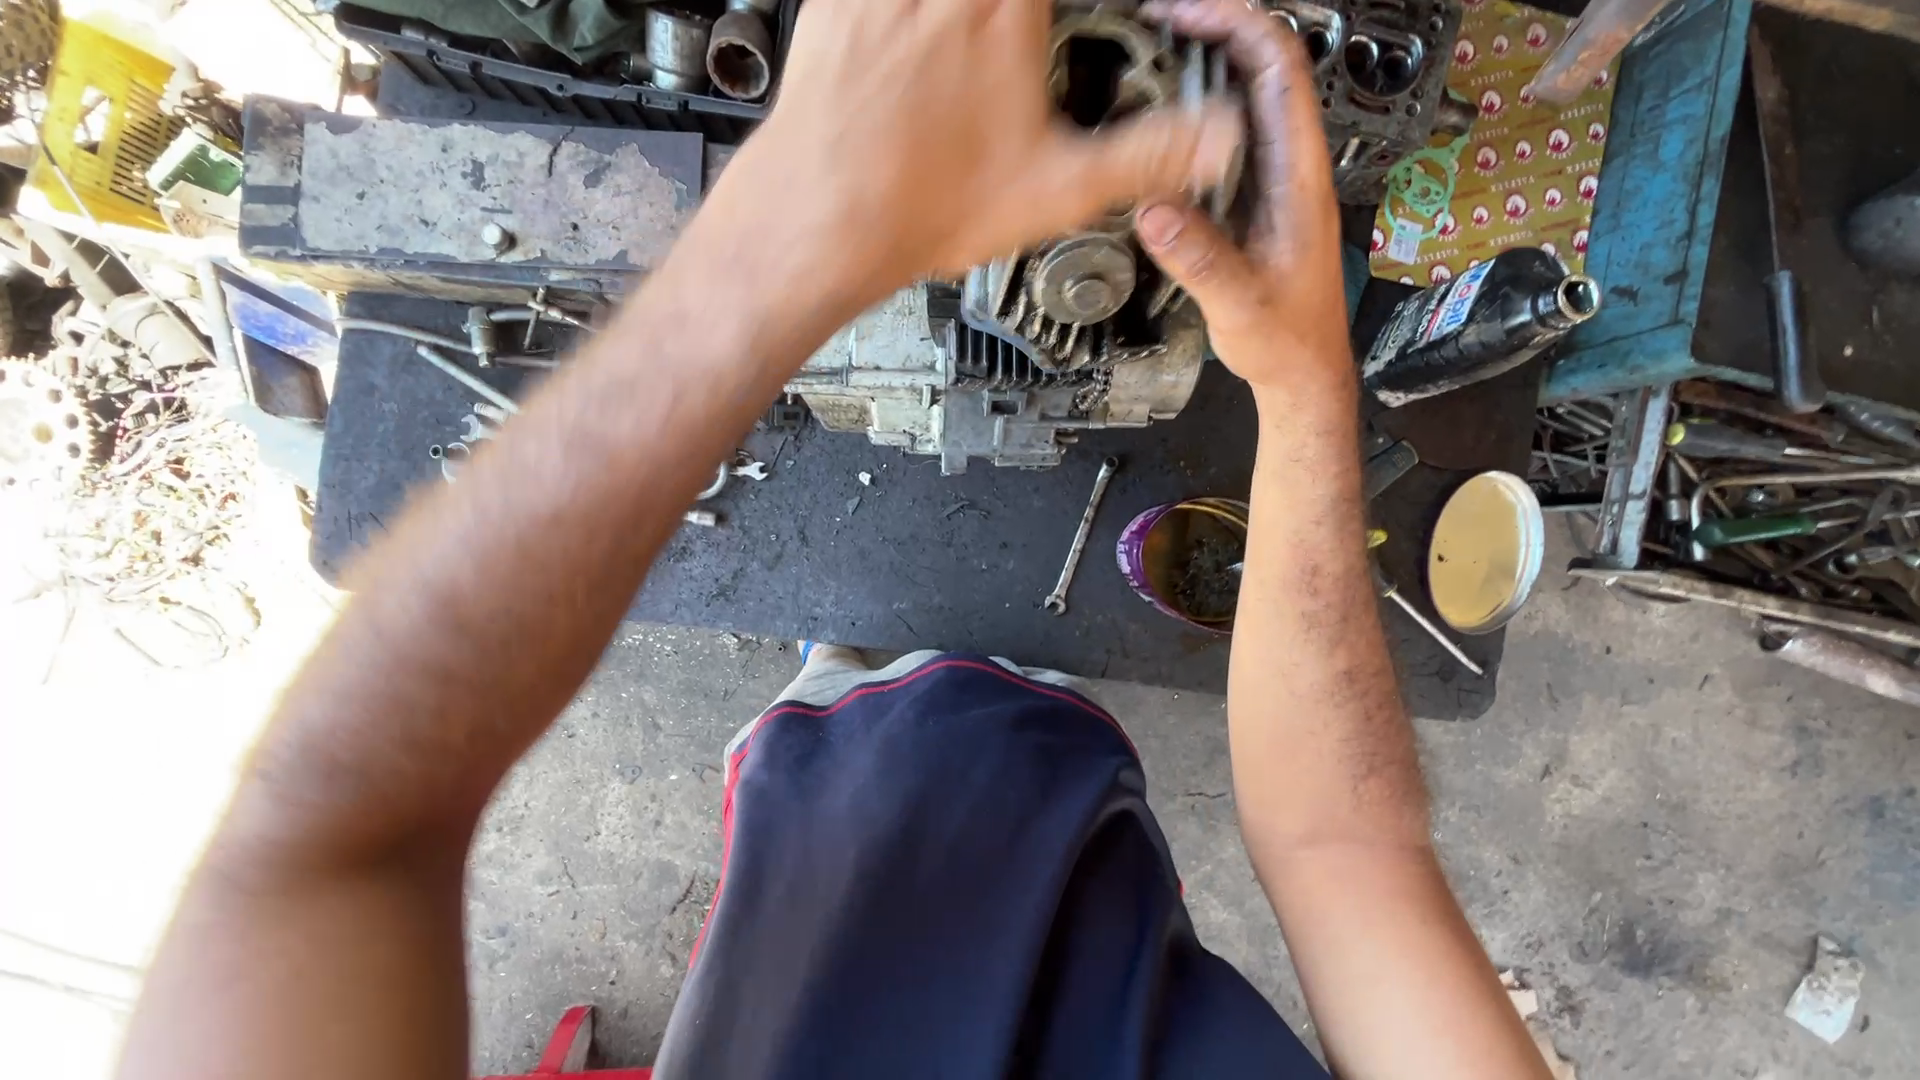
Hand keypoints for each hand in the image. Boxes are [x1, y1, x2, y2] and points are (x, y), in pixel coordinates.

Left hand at [728, 0, 1244, 295]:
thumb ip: (1147, 154)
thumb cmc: (920, 208)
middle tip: (1022, 29)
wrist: (820, 223)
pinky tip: (918, 33)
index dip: (1075, 2)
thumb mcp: (1057, 193)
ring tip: (972, 35)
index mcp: (1006, 6)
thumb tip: (1217, 139)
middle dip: (1019, 13)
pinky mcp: (836, 1)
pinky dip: (900, 13)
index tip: (1059, 21)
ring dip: (962, 17)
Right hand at [1131, 0, 1350, 392]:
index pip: (1279, 68)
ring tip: (1145, 60)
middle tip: (1151, 25)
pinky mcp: (1247, 204)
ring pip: (1237, 103)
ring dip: (1196, 72)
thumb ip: (1201, 260)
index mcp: (1299, 174)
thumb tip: (1154, 210)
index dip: (1236, 25)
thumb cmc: (1288, 338)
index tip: (1183, 16)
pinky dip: (1187, 121)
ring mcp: (1267, 183)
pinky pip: (1218, 144)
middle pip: (1258, 69)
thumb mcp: (1242, 303)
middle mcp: (1287, 167)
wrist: (1301, 369)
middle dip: (1209, 32)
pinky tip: (1155, 127)